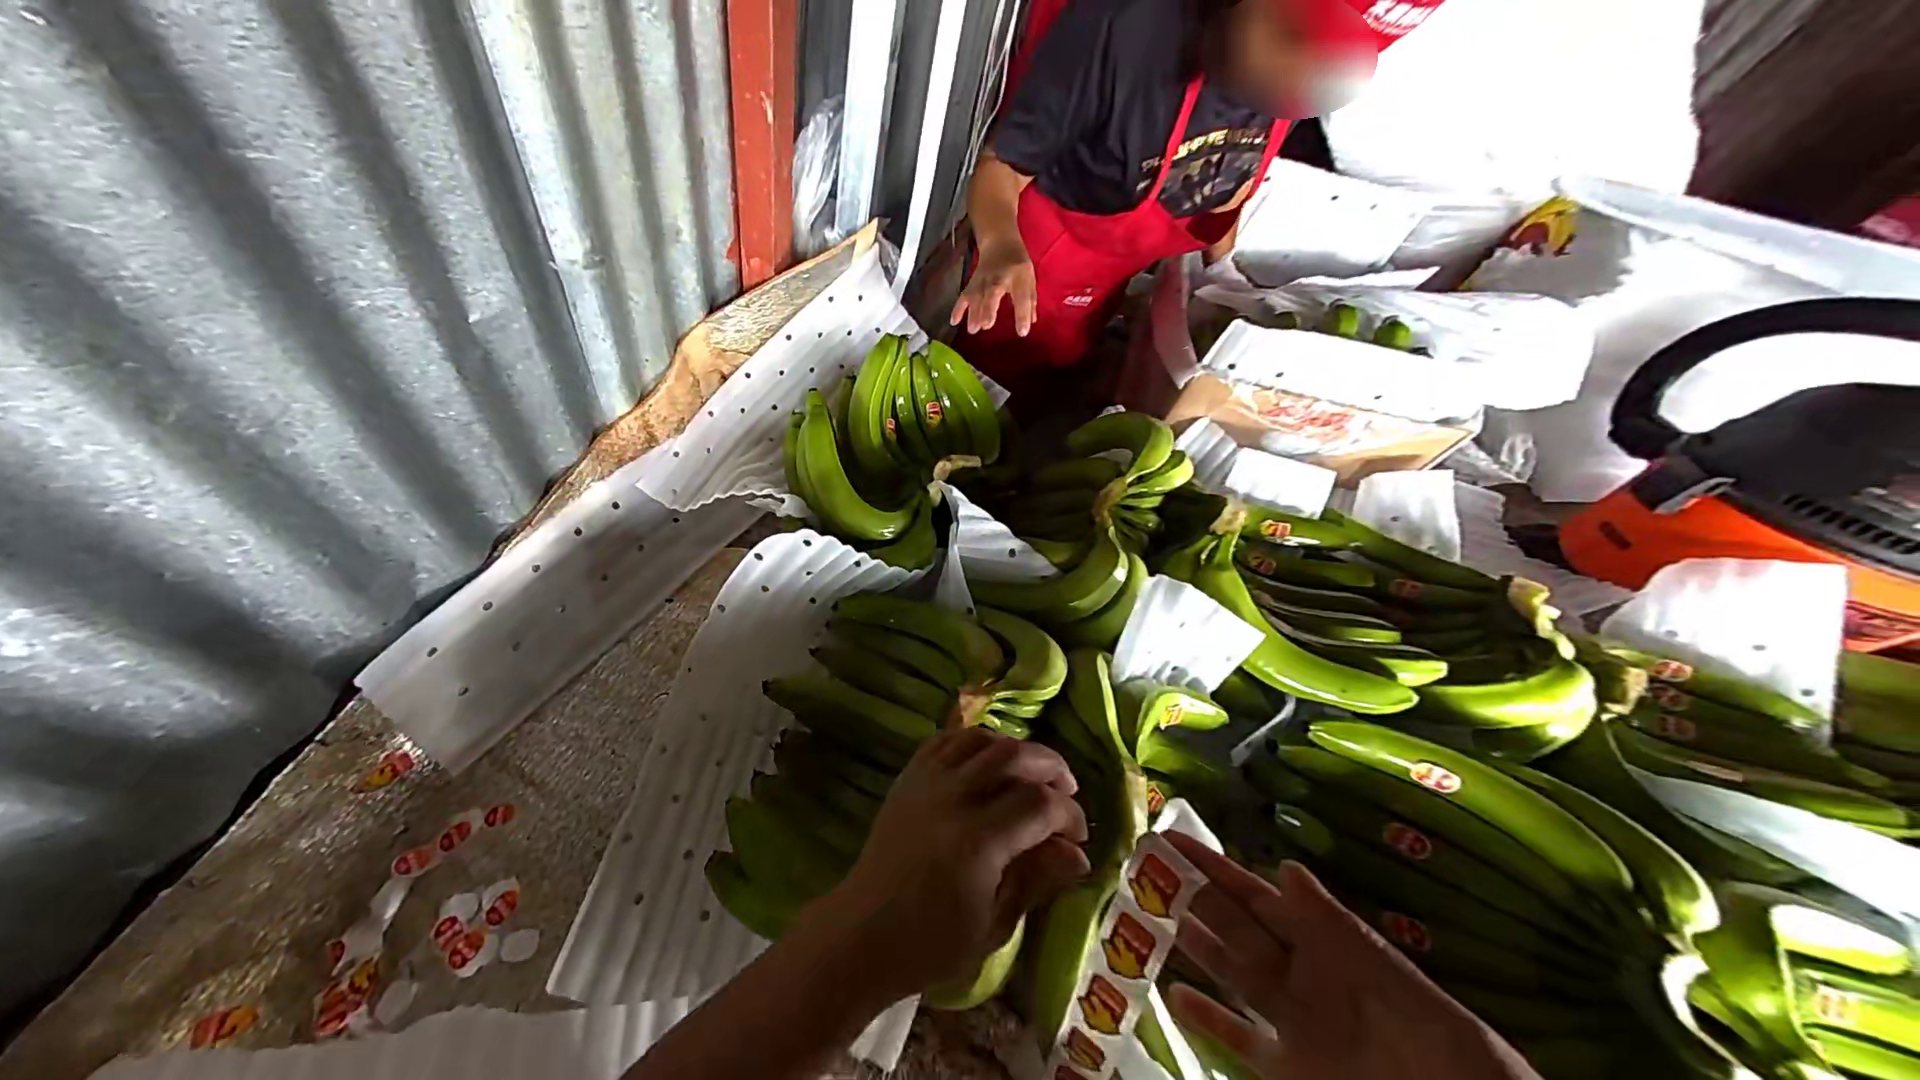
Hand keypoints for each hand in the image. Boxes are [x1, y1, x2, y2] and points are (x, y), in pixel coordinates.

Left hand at [818, 729, 1089, 1000]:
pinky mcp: (909, 777)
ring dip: (1016, 749)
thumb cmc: (930, 943)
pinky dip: (974, 742)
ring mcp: (927, 782)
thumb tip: (1079, 855)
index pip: (1041, 804)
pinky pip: (946, 739)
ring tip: (1030, 774)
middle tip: (1066, 794)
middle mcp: (954, 798)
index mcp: (978, 841)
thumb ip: (1037, 880)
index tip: (1077, 838)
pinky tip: (987, 762)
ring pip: (982, 739)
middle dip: (1052, 769)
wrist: (862, 933)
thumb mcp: (994, 925)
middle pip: (1016, 756)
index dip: (1069, 815)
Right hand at [951, 239, 1037, 335]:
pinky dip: (958, 307)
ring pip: (976, 295)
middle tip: (987, 326)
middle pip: (992, 293)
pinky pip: (964, 295)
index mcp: (1018, 275)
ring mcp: (983, 279)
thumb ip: (1030, 300)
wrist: (999, 242)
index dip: (1022, 314)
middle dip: (989, 309)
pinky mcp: (972, 282)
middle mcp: (999, 276)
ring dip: (973, 312)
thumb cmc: (1017, 264)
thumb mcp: (1029, 277)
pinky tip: (953, 321)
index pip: (1021, 296)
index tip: (1022, 332)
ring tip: (973, 329)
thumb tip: (1030, 322)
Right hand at [1163, 833, 1540, 1079]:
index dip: (1214, 867)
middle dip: (1191, 895)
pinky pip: (1239, 1039)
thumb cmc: (1436, 1041)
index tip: (1172, 840)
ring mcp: (1291, 1023)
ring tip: (1150, 915)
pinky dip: (1207, 1017)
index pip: (1255, 895)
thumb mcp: (1389, 975)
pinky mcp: (1288, 1071)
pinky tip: (1174, 993)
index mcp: (1322, 944)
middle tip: (1145, 869)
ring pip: (1230, 974)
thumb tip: (1284, 867)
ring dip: (1193, 944)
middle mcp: (1298, 974)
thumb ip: (1334, 925)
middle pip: (1234, 928)